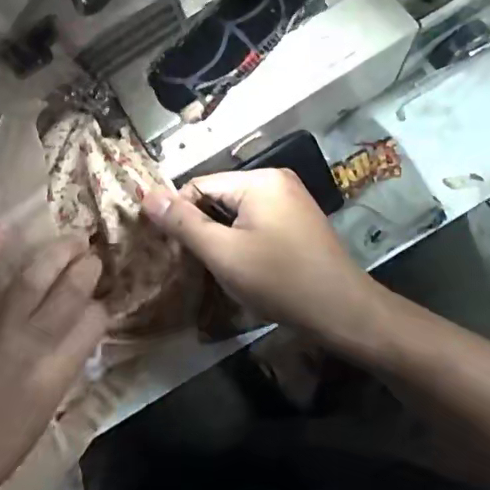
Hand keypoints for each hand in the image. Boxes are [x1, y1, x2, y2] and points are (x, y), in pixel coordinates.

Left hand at [0, 208, 107, 489]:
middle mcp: (28, 345)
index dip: (101, 306)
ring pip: (31, 275)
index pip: (94, 321)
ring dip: (56, 250)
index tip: (97, 301)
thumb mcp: (41, 418)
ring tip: (69, 237)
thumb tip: (73, 336)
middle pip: (69, 290)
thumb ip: (60, 370)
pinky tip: (8, 226)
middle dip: (87, 266)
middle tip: (91, 254)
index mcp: (54, 376)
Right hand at [142, 169, 385, 344]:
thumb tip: (147, 194)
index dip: (180, 216)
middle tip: (196, 264)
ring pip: (237, 212)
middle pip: (219, 197)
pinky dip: (244, 241)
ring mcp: (291, 199)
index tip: (173, 251)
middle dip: (203, 228)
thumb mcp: (223, 254)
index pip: (199, 185)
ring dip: (223, 238)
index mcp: (259, 180)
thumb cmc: (279, 280)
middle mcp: (276, 180)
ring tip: (220, 269)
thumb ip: (183, 223)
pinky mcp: (299, 220)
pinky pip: (258, 221)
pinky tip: (246, 268)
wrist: (342, 309)